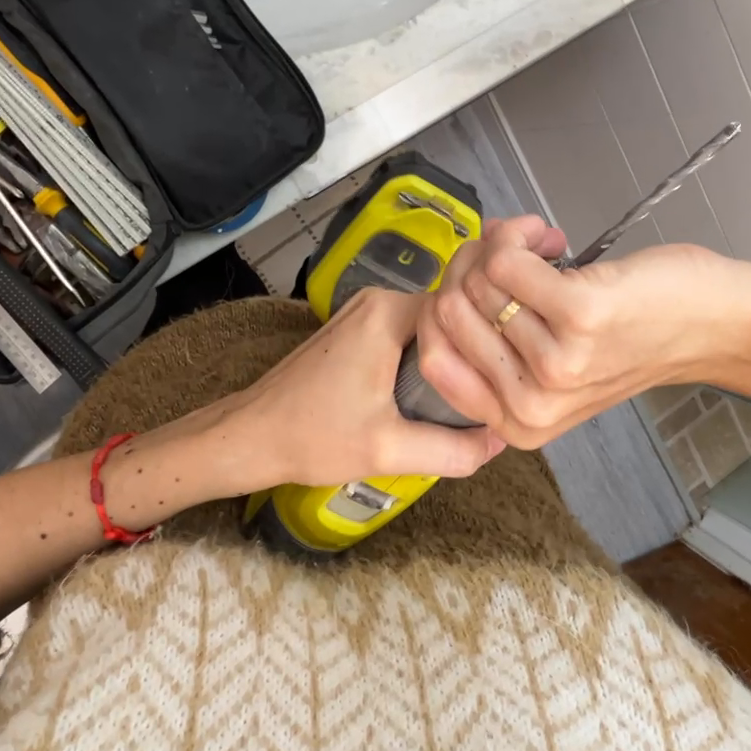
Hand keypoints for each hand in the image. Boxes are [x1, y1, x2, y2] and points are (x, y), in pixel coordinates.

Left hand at [213, 288, 506, 491]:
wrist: (250, 435)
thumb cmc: (314, 436)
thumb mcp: (390, 451)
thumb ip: (453, 449)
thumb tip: (500, 440)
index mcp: (389, 312)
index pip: (464, 314)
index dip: (486, 349)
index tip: (501, 385)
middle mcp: (377, 300)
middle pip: (447, 323)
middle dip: (467, 360)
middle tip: (487, 400)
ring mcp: (361, 313)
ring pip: (426, 333)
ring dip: (444, 365)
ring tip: (462, 405)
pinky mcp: (352, 330)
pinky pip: (403, 339)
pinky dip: (419, 365)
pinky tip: (426, 401)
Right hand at [415, 216, 750, 448]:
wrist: (714, 326)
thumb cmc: (638, 340)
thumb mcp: (554, 371)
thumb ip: (495, 345)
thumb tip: (453, 277)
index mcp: (517, 422)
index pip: (432, 355)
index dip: (442, 305)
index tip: (474, 283)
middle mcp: (530, 404)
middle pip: (448, 310)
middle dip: (470, 267)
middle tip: (510, 255)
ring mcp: (554, 364)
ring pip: (476, 281)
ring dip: (501, 247)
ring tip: (541, 250)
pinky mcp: (578, 317)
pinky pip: (504, 261)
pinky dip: (519, 236)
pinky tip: (549, 239)